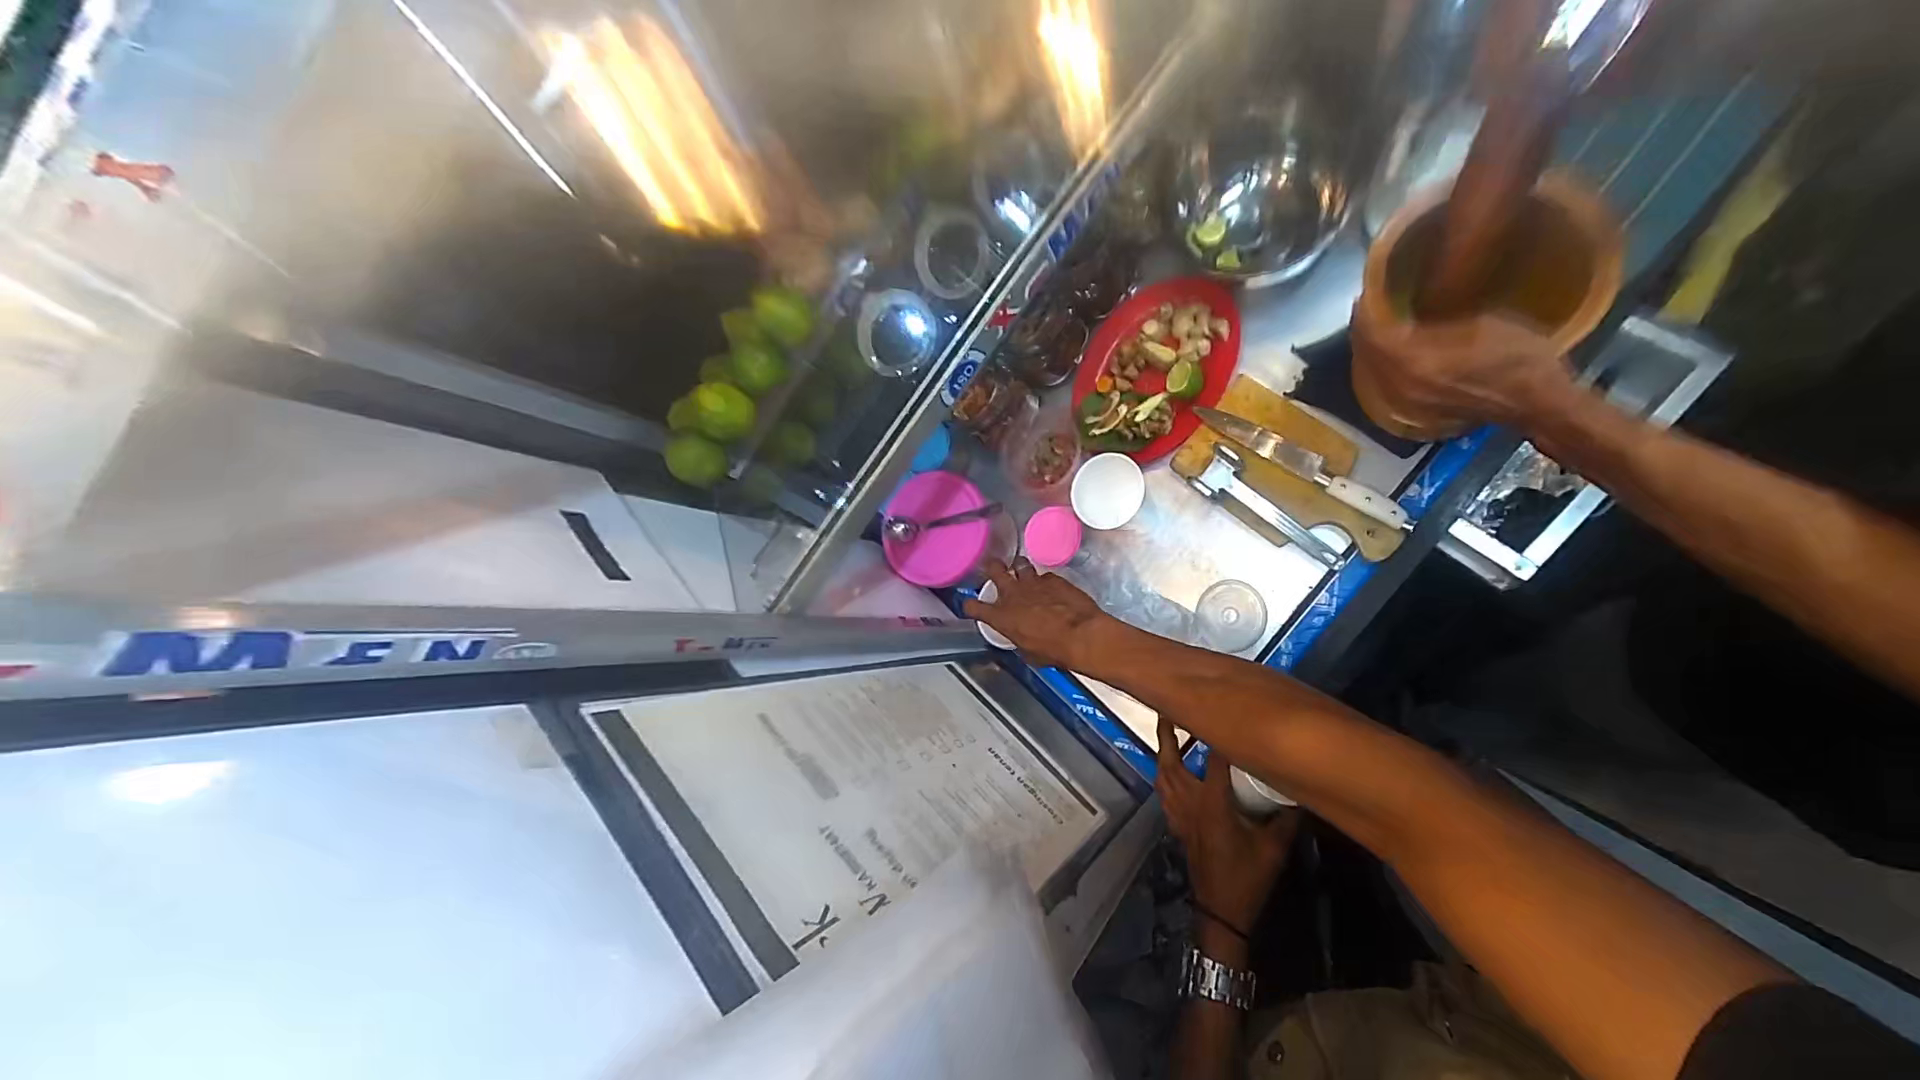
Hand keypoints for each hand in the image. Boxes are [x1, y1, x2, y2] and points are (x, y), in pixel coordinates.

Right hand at [962, 557, 1109, 668]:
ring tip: (1023, 571)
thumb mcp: (1028, 652)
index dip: (971, 606)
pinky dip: (1045, 581)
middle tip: (994, 569)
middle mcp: (1013, 594)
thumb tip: (1023, 638)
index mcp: (1001, 616)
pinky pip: (1045, 575)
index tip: (972, 606)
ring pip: (1020, 564)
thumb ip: (1019, 639)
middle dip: (992, 568)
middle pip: (993, 570)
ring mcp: (1033, 582)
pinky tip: (1051, 588)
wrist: (1081, 635)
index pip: (974, 607)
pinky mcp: (1054, 579)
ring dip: (1020, 567)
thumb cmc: (1053, 650)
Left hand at [1155, 717, 1301, 934]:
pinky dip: (1164, 775)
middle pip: (1170, 760)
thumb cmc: (1247, 876)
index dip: (1216, 733)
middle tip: (1171, 710)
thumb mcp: (1275, 847)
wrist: (1221, 909)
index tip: (1221, 710)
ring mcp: (1178, 812)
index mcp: (1212, 801)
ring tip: (1171, 734)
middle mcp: (1189, 801)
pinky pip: (1163, 792)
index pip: (1213, 757)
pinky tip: (1172, 771)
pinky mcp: (1176, 823)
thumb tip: (1301, 790)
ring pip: (1162, 774)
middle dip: (1168, 734)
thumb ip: (1287, 817)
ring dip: (1164, 752)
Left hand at [1350, 302, 1574, 429]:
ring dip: (1371, 348)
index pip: (1374, 332)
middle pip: (1366, 352)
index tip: (1369, 292)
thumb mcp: (1479, 323)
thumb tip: (1405, 306)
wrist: (1535, 404)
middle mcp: (1398, 385)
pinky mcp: (1408, 412)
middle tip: (1371, 306)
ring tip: (1377, 326)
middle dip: (1366, 328)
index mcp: (1414, 361)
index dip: (1367, 310)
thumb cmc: (1518, 357)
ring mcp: (1400, 402)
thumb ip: (1432, 319)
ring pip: (1370, 369)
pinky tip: (1389, 352)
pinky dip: (1380, 365)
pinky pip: (1380, 383)